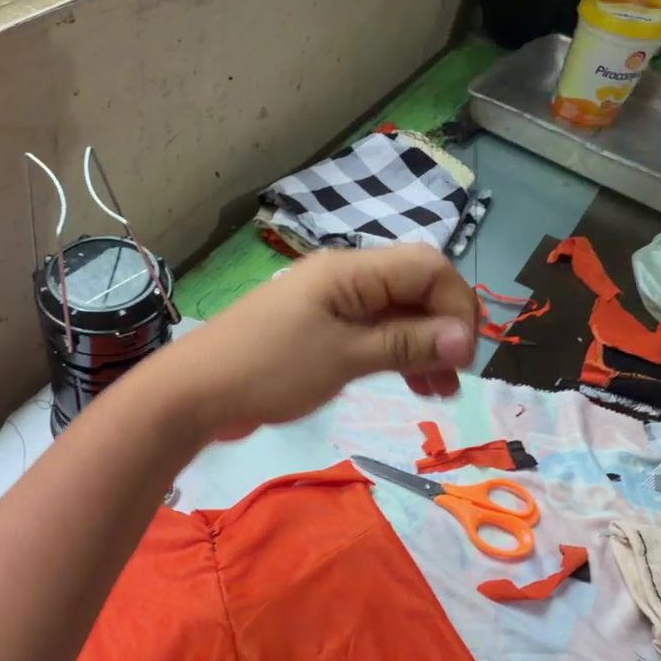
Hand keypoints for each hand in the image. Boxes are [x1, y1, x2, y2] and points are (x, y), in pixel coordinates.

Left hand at [140, 245, 480, 440]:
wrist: (195, 392)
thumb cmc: (269, 370)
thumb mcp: (344, 358)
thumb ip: (406, 344)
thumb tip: (465, 337)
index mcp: (351, 271)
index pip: (428, 268)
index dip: (457, 307)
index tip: (464, 358)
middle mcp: (344, 279)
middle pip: (415, 288)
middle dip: (444, 328)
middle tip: (457, 377)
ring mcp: (330, 305)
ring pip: (395, 315)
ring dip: (424, 346)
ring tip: (441, 391)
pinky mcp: (318, 332)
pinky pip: (371, 334)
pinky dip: (395, 355)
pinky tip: (412, 383)